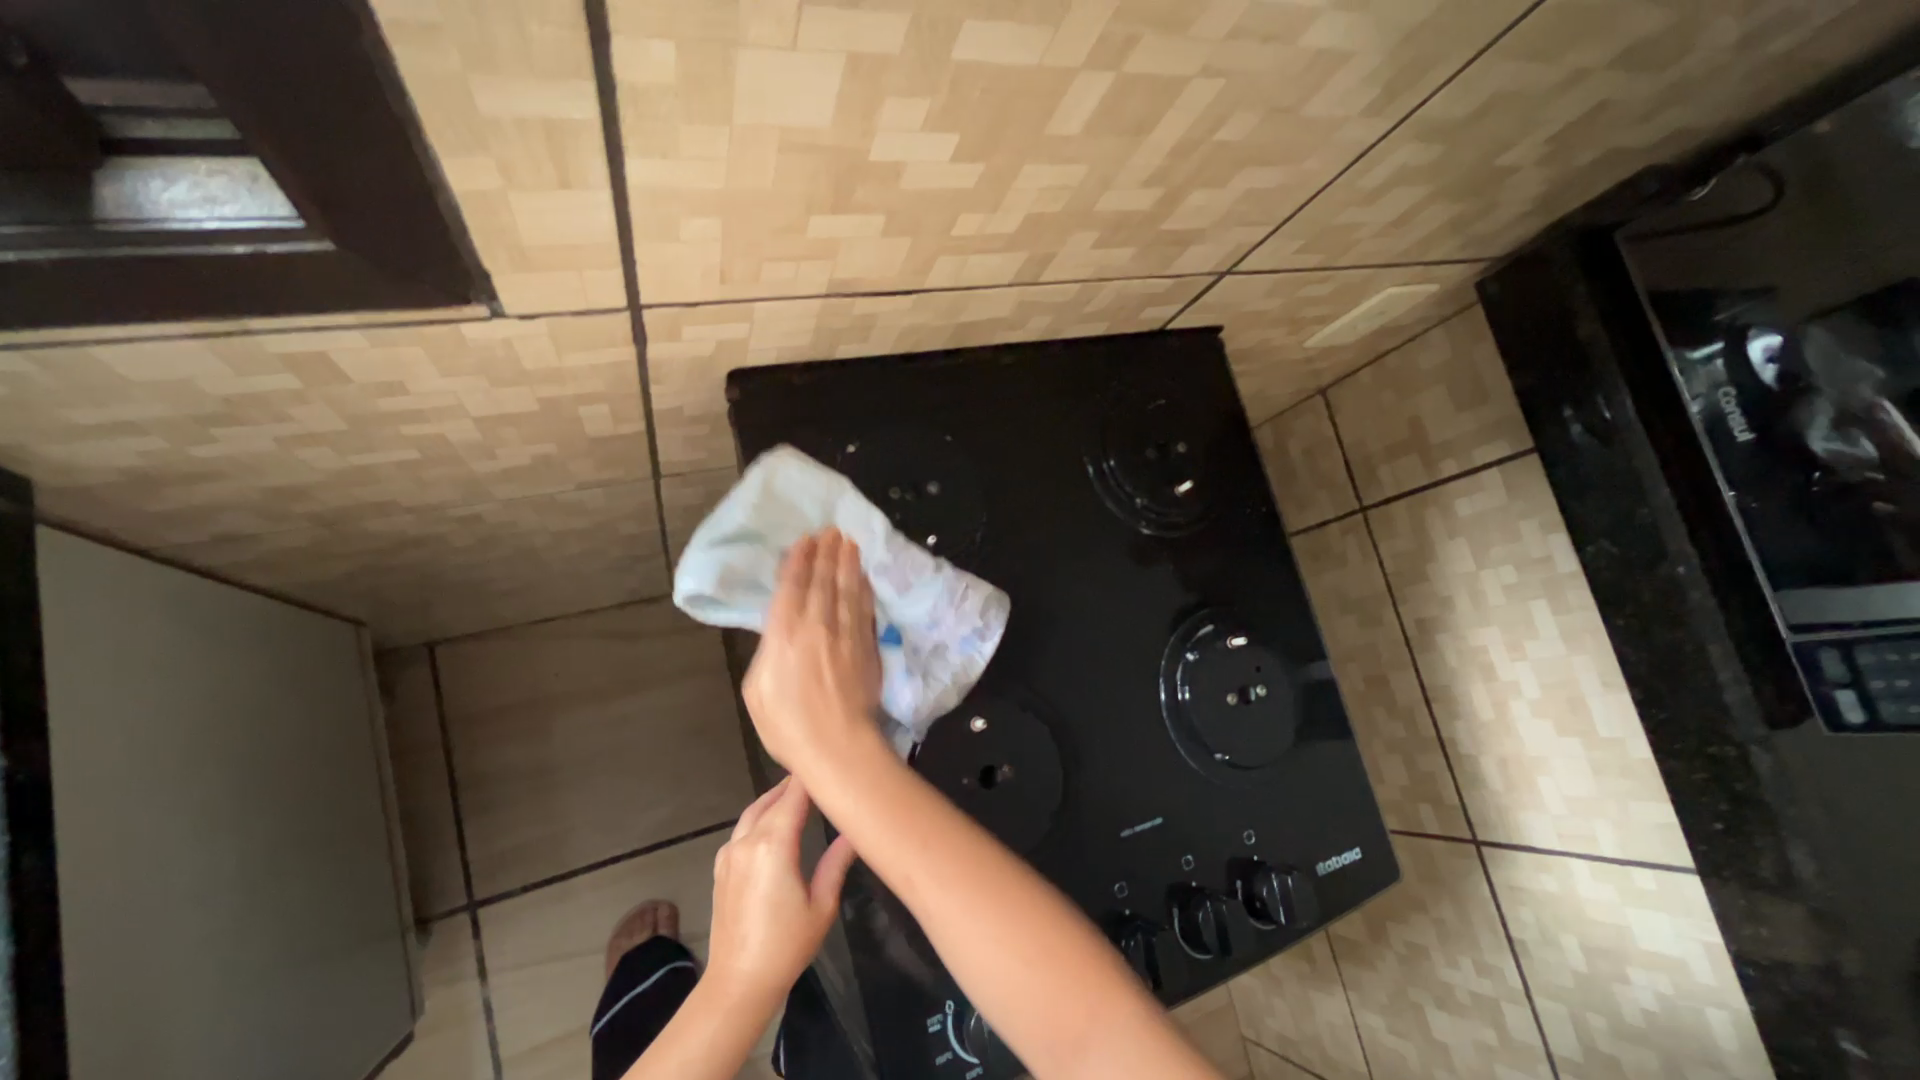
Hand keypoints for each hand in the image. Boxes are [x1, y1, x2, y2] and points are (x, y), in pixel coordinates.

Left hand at [707, 777, 856, 1000]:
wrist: (739, 981)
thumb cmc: (786, 945)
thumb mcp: (822, 905)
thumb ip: (837, 862)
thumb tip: (855, 832)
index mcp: (773, 844)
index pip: (793, 796)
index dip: (810, 777)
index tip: (829, 761)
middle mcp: (747, 841)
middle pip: (771, 800)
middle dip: (792, 785)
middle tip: (819, 774)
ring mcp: (729, 853)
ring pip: (752, 812)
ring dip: (774, 800)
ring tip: (799, 794)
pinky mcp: (721, 867)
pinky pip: (741, 831)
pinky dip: (759, 818)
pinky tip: (774, 825)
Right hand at [743, 528, 883, 771]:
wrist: (838, 746)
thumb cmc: (788, 725)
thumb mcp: (756, 690)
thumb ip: (767, 654)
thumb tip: (777, 636)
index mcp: (784, 634)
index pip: (792, 587)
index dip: (799, 561)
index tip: (806, 540)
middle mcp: (817, 626)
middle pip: (823, 581)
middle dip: (827, 554)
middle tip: (832, 531)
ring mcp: (847, 635)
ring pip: (848, 591)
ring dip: (848, 565)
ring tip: (850, 544)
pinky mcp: (868, 648)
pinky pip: (866, 611)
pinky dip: (864, 591)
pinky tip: (864, 580)